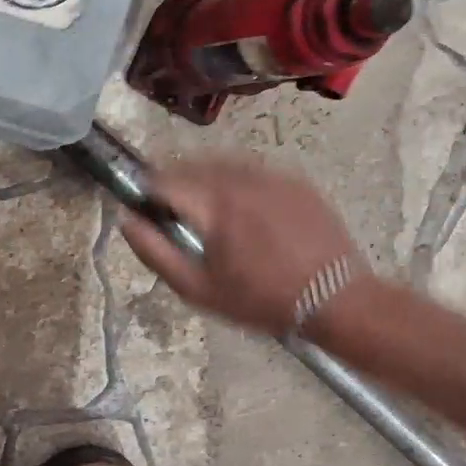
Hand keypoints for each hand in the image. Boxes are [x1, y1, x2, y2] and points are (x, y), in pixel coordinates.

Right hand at [119, 156, 360, 336]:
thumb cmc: (259, 300)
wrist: (338, 302)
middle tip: (171, 212)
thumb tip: (127, 219)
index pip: (163, 178)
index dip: (145, 191)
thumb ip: (154, 251)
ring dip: (202, 178)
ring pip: (221, 163)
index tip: (144, 209)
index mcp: (215, 205)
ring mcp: (274, 178)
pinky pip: (252, 171)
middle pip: (191, 164)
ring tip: (203, 209)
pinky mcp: (296, 183)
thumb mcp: (195, 288)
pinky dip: (234, 181)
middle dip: (173, 182)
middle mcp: (243, 180)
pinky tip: (239, 209)